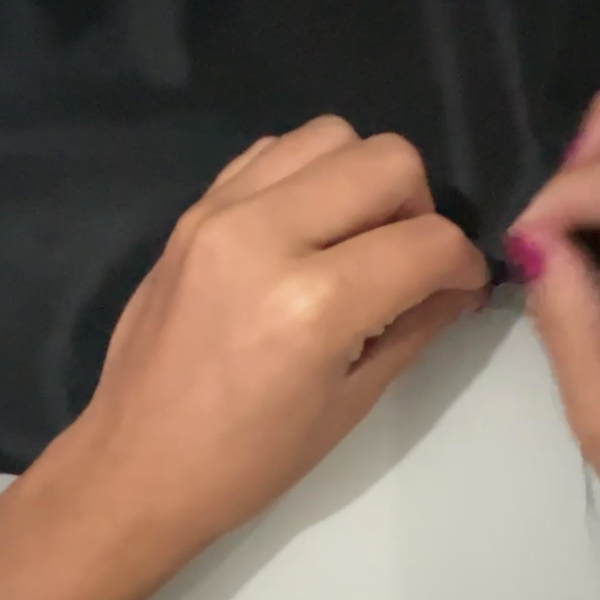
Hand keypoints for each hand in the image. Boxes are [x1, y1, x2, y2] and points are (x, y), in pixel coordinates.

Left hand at [40, 116, 488, 566]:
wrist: (137, 464)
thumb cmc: (249, 460)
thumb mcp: (351, 403)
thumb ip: (417, 326)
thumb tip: (460, 282)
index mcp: (312, 304)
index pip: (427, 242)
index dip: (463, 263)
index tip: (460, 287)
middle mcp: (264, 235)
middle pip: (387, 161)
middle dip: (421, 208)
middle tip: (407, 260)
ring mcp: (219, 212)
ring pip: (331, 135)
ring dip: (364, 180)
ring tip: (355, 238)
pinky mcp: (192, 209)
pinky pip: (272, 152)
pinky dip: (309, 176)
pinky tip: (304, 229)